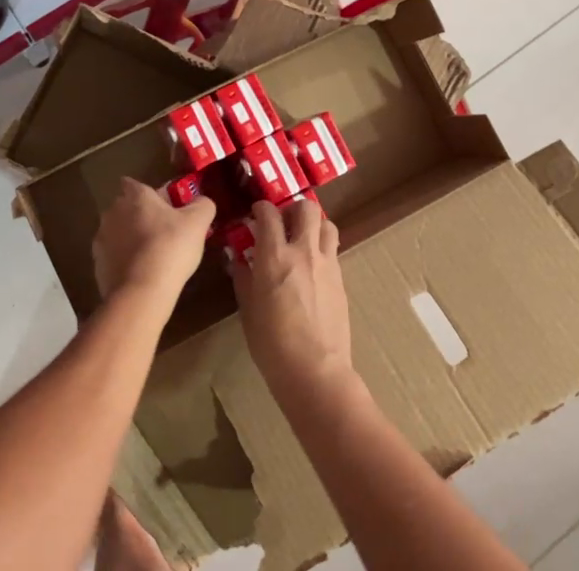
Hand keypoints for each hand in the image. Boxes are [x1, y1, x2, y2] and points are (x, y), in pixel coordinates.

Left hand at [94, 178, 216, 302]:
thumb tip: (201, 202)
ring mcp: (101, 238)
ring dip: (131, 239)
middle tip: (164, 233)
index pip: (134, 184)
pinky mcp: (97, 263)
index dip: (150, 194)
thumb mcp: (198, 222)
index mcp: (135, 196)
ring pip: (118, 232)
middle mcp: (112, 212)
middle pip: (126, 208)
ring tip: (152, 257)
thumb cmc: (170, 248)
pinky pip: (113, 256)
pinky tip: (140, 274)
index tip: (165, 207)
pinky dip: (124, 261)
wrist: (141, 291)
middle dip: (141, 216)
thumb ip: (202, 205)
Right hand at [227, 199, 353, 397]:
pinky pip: (333, 251)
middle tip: (282, 222)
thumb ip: (243, 278)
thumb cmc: (271, 343)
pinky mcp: (341, 280)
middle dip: (292, 208)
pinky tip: (311, 268)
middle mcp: (303, 251)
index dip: (260, 208)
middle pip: (306, 208)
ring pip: (327, 224)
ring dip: (314, 225)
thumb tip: (238, 260)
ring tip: (302, 239)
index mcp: (274, 256)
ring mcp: (327, 264)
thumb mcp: (248, 309)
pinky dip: (321, 249)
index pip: (268, 214)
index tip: (255, 214)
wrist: (314, 370)